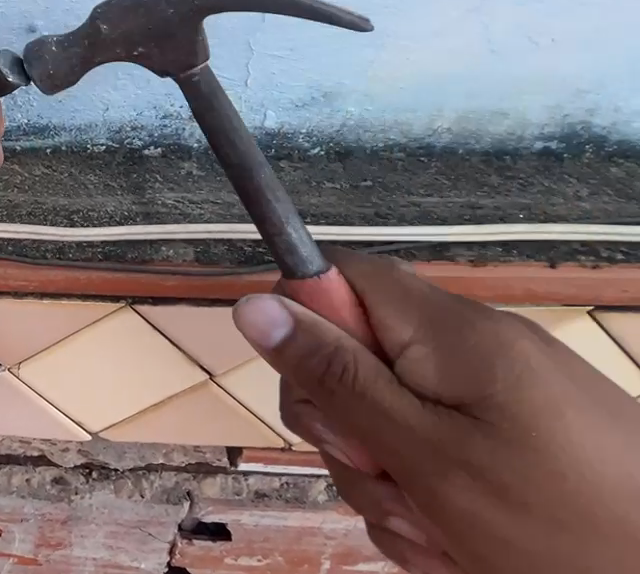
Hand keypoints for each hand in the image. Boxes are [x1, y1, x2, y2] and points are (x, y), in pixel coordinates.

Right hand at [231, 249, 639, 573]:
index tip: (318, 390)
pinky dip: (428, 496)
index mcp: (453, 334)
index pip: (334, 275)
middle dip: (343, 423)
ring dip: (384, 477)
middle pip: (352, 354)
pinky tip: (455, 543)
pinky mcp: (525, 444)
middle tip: (378, 475)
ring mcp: (505, 400)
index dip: (301, 320)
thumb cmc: (568, 534)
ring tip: (433, 532)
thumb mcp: (426, 457)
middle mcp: (476, 351)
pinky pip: (436, 449)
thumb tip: (250, 303)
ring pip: (387, 415)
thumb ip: (333, 375)